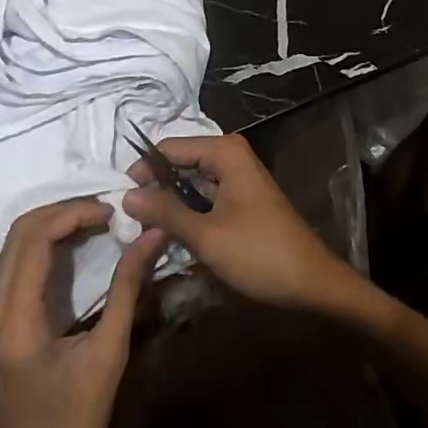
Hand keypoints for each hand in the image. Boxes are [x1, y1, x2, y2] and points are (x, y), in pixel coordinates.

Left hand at [0, 199, 166, 427]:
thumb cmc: (75, 418)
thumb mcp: (109, 354)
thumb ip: (128, 288)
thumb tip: (154, 233)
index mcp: (14, 323)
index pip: (33, 240)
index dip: (73, 213)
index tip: (110, 212)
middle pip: (17, 236)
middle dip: (62, 211)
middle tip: (104, 212)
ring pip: (10, 250)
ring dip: (51, 226)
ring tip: (94, 224)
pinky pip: (11, 270)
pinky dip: (42, 247)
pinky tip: (73, 250)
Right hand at [121, 134, 361, 315]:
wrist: (308, 279)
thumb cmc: (258, 252)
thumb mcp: (205, 235)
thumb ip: (165, 211)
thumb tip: (126, 194)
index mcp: (224, 151)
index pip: (169, 148)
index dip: (142, 171)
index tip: (118, 201)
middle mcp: (230, 154)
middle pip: (179, 163)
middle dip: (155, 188)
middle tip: (127, 220)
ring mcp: (237, 176)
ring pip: (190, 182)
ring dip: (169, 204)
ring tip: (142, 231)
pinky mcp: (240, 197)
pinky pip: (204, 196)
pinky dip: (187, 212)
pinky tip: (170, 235)